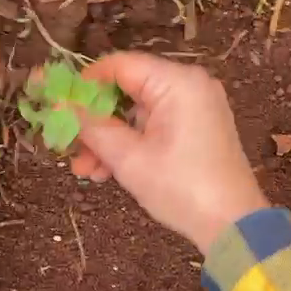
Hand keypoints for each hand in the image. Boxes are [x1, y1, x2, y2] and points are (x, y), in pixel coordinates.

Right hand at [69, 53, 268, 253]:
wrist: (232, 224)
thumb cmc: (181, 188)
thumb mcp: (128, 159)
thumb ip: (91, 128)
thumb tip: (59, 106)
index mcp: (177, 83)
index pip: (119, 66)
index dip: (84, 83)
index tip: (58, 105)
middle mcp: (189, 87)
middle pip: (126, 92)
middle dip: (94, 122)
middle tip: (68, 147)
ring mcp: (195, 109)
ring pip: (137, 115)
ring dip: (108, 140)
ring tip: (86, 171)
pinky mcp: (197, 130)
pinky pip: (154, 128)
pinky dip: (131, 146)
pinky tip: (107, 172)